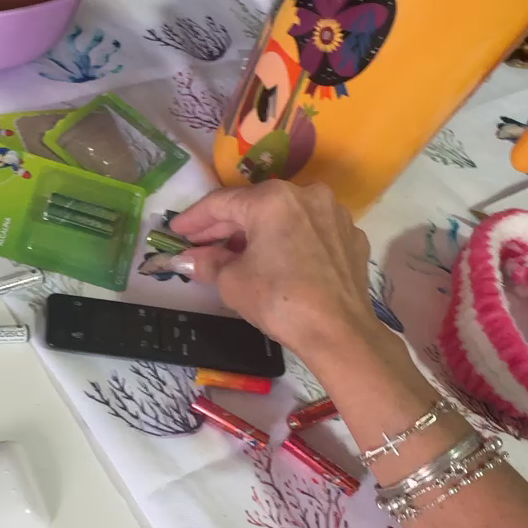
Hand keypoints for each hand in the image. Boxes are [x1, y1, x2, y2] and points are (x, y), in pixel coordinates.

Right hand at [168, 180, 383, 369]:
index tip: (176, 230)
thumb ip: (207, 263)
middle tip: (199, 243)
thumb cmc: (278, 300)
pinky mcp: (350, 237)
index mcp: (272, 200)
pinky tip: (276, 261)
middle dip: (224, 227)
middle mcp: (306, 195)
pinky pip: (309, 232)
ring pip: (284, 217)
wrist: (338, 332)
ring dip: (257, 232)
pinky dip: (288, 242)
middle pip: (254, 206)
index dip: (194, 218)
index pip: (221, 203)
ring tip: (236, 254)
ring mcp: (334, 215)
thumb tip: (187, 260)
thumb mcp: (232, 282)